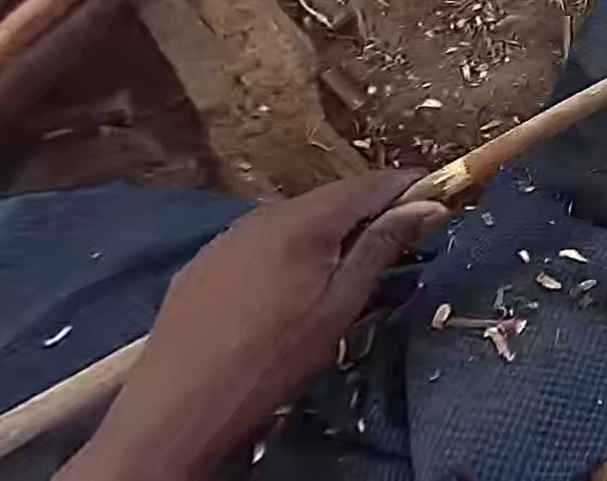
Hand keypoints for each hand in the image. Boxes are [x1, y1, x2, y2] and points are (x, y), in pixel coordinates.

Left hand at [60, 172, 447, 479]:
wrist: (165, 423)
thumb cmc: (271, 360)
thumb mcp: (342, 303)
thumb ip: (386, 244)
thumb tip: (433, 204)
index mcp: (304, 221)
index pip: (375, 182)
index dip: (413, 187)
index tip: (440, 202)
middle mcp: (266, 215)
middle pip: (339, 195)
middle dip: (376, 209)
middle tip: (405, 239)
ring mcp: (229, 237)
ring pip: (303, 214)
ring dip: (338, 226)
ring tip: (354, 262)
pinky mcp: (205, 262)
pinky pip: (268, 235)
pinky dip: (299, 242)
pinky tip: (299, 279)